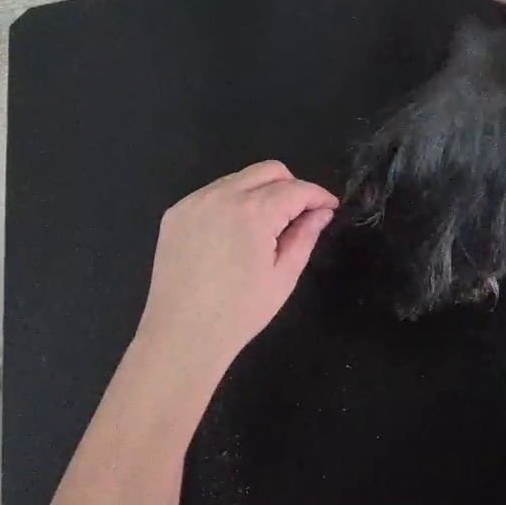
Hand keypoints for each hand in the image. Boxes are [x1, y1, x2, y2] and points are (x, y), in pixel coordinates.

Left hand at [133, 160, 337, 375]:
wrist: (181, 336)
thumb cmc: (239, 312)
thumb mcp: (283, 277)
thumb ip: (305, 236)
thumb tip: (322, 212)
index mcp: (254, 211)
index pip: (295, 189)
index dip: (317, 195)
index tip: (329, 205)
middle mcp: (223, 194)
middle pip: (268, 170)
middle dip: (291, 185)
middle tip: (300, 212)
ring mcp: (195, 200)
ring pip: (238, 178)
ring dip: (259, 192)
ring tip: (264, 226)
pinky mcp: (176, 212)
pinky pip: (211, 194)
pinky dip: (229, 203)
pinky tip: (230, 233)